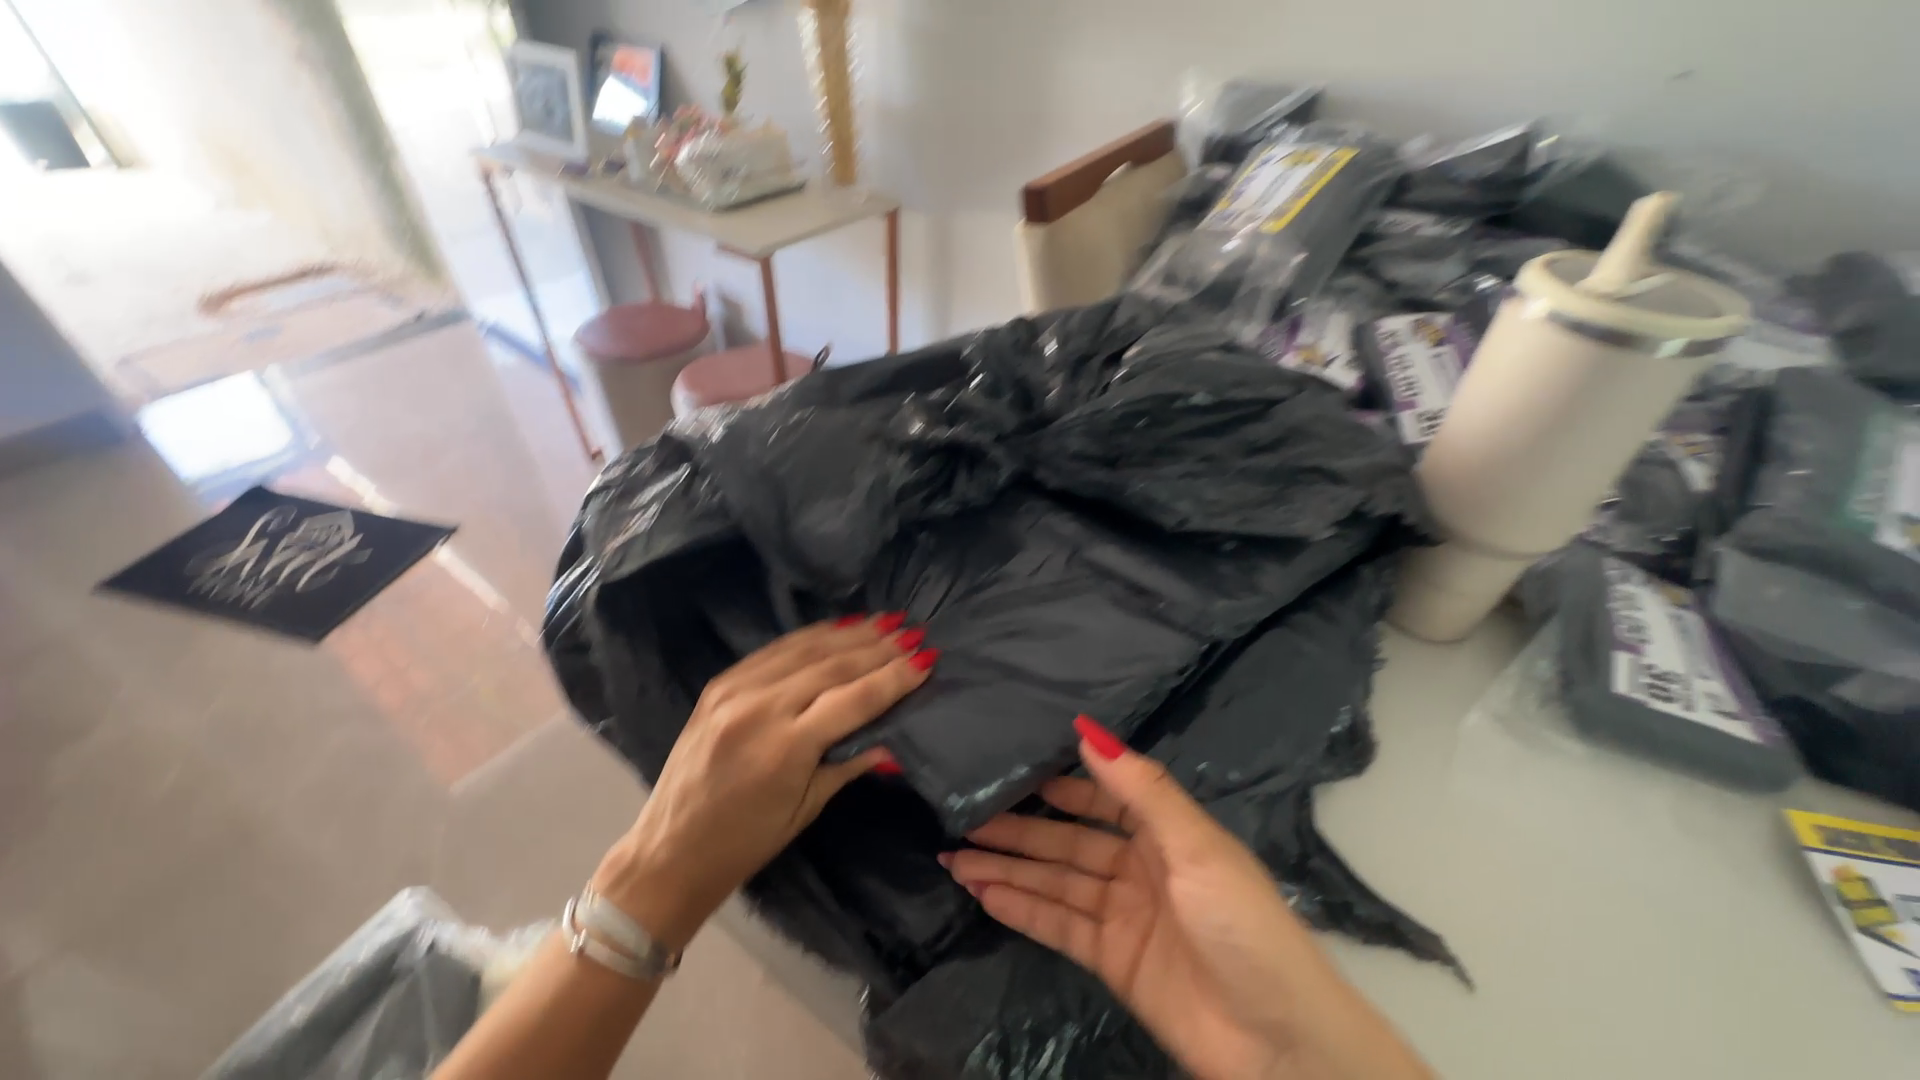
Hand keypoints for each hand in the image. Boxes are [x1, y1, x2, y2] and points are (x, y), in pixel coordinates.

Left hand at [593, 615, 934, 949]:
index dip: (894, 678)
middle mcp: (760, 707)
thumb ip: (850, 762)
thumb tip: (895, 736)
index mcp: (785, 747)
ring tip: (885, 622)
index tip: (927, 659)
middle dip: (878, 647)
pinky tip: (837, 628)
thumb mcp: (807, 808)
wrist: (670, 849)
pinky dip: (810, 637)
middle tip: (914, 631)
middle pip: (832, 665)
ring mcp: (734, 690)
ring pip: (804, 649)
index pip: (854, 699)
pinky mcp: (719, 684)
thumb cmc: (747, 843)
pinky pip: (774, 650)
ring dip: (849, 633)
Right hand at [944, 715, 1432, 1079]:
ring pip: (1053, 882)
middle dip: (1017, 830)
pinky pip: (1056, 925)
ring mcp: (1121, 914)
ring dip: (1006, 869)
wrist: (1277, 1038)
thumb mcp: (1197, 846)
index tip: (1010, 768)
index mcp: (1164, 833)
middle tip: (963, 818)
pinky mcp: (1110, 959)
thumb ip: (1141, 790)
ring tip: (955, 856)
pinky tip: (983, 892)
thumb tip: (1087, 731)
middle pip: (1066, 842)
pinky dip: (1019, 909)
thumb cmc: (1242, 924)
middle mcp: (1138, 866)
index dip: (1059, 784)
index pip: (1101, 797)